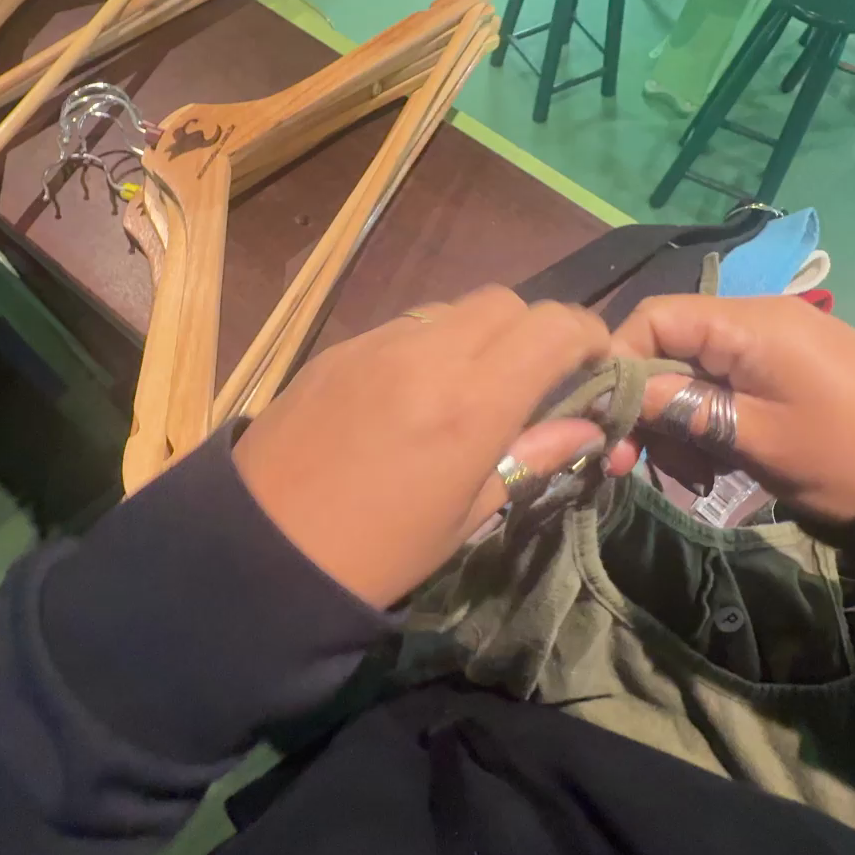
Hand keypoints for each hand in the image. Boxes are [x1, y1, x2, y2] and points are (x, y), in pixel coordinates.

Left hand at [233, 286, 623, 607]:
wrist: (258, 552)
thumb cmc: (377, 554)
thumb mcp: (467, 517)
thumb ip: (533, 457)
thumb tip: (590, 427)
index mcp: (471, 402)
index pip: (554, 327)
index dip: (589, 337)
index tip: (595, 367)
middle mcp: (428, 353)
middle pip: (508, 301)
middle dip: (538, 331)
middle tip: (537, 381)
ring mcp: (377, 343)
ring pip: (456, 307)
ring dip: (484, 335)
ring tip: (475, 387)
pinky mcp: (339, 348)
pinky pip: (407, 325)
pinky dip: (434, 343)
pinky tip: (417, 391)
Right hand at [611, 294, 854, 522]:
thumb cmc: (842, 456)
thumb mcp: (752, 438)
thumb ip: (679, 408)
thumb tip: (611, 395)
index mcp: (748, 323)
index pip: (653, 317)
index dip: (619, 363)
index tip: (606, 420)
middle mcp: (750, 319)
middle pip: (665, 346)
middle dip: (645, 405)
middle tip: (633, 464)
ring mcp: (764, 344)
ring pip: (686, 371)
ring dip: (673, 422)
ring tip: (690, 474)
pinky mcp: (774, 368)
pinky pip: (716, 384)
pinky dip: (701, 423)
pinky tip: (709, 465)